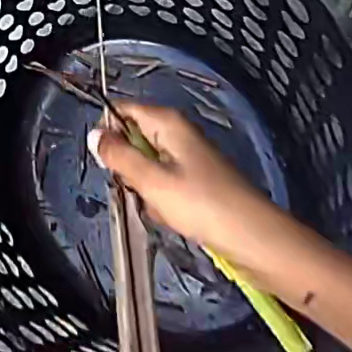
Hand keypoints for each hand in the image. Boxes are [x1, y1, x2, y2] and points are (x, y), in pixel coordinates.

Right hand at [88, 101, 321, 279]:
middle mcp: (176, 132)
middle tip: (138, 188)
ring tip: (159, 207)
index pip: (121, 109)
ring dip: (144, 187)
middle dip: (127, 165)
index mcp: (166, 121)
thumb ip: (118, 156)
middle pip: (132, 137)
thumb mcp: (151, 181)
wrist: (260, 242)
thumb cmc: (203, 206)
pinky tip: (172, 217)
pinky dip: (162, 199)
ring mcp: (187, 156)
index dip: (108, 132)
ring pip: (146, 164)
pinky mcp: (196, 181)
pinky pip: (163, 182)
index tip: (107, 160)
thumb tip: (92, 135)